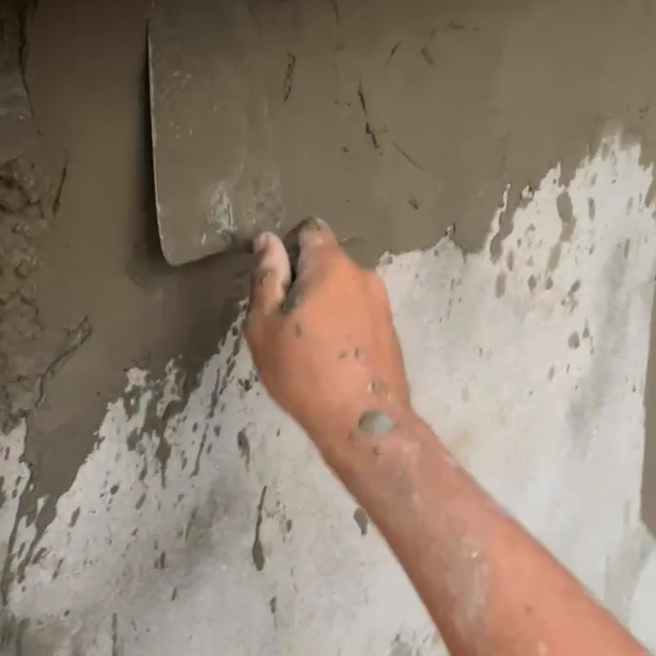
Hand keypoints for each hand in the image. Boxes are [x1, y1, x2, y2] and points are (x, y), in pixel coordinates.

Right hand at [244, 218, 410, 459]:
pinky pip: (356, 312)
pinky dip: (341, 324)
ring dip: (323, 304)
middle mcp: (363, 275)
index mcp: (332, 266)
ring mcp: (381, 304)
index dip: (288, 247)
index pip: (311, 230)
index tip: (275, 280)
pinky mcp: (389, 331)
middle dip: (303, 280)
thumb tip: (267, 240)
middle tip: (283, 320)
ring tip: (306, 344)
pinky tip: (329, 358)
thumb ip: (267, 276)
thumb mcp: (266, 323)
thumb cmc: (305, 370)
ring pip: (341, 290)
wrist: (365, 425)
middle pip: (325, 262)